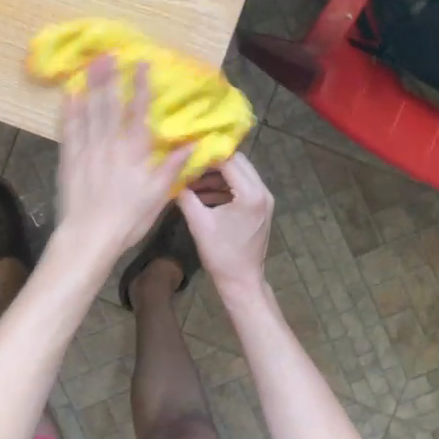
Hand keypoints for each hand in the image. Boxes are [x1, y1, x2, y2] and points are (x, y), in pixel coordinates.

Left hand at [54, 56, 192, 263]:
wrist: (89, 237)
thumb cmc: (128, 219)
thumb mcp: (157, 196)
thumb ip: (172, 167)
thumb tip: (193, 144)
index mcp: (134, 151)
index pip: (138, 111)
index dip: (140, 85)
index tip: (141, 63)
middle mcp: (110, 143)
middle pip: (110, 103)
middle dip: (111, 76)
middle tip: (110, 53)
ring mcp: (87, 149)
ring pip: (89, 110)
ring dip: (92, 85)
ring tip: (92, 64)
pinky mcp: (69, 159)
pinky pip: (69, 128)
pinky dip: (70, 109)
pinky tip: (70, 94)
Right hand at [177, 152, 272, 295]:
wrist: (242, 281)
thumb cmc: (221, 254)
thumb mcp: (199, 223)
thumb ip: (186, 196)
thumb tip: (173, 176)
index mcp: (250, 194)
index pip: (228, 160)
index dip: (206, 156)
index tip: (187, 156)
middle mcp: (262, 191)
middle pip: (237, 162)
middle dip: (212, 162)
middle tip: (190, 166)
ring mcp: (264, 199)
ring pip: (240, 173)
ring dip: (217, 175)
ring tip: (193, 181)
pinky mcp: (261, 207)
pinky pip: (242, 186)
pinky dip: (225, 186)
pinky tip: (203, 193)